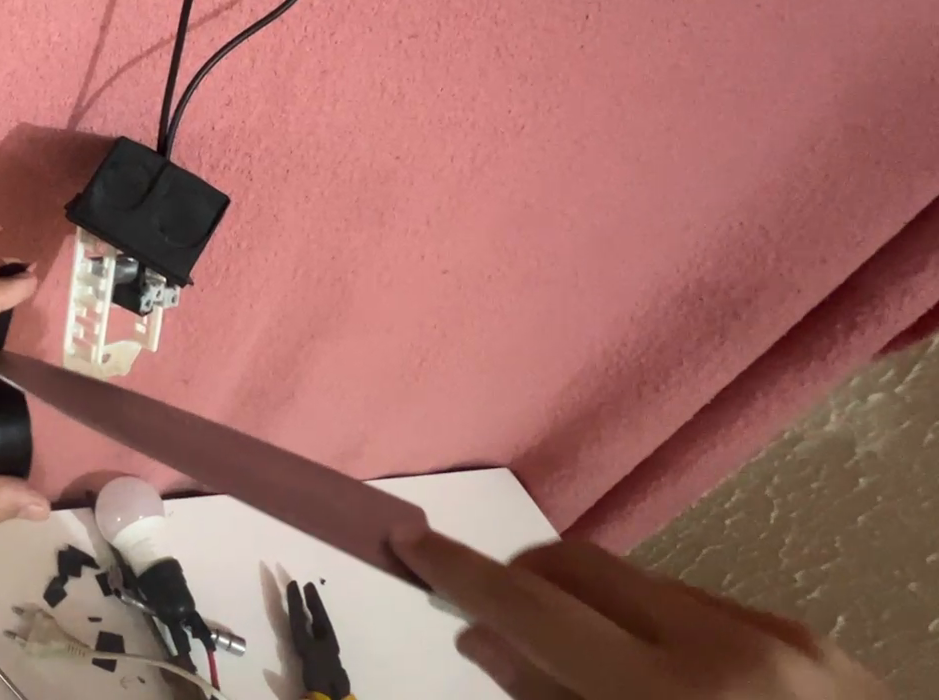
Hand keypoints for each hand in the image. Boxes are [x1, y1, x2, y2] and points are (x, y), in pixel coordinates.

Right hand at [390, 529, 889, 699]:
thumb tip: (481, 636)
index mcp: (677, 696)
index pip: (531, 607)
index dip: (460, 570)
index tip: (408, 539)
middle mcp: (731, 646)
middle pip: (576, 563)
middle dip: (523, 576)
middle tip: (501, 617)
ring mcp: (784, 637)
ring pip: (632, 579)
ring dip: (590, 605)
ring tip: (600, 667)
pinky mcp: (815, 640)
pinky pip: (692, 602)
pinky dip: (653, 625)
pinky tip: (674, 681)